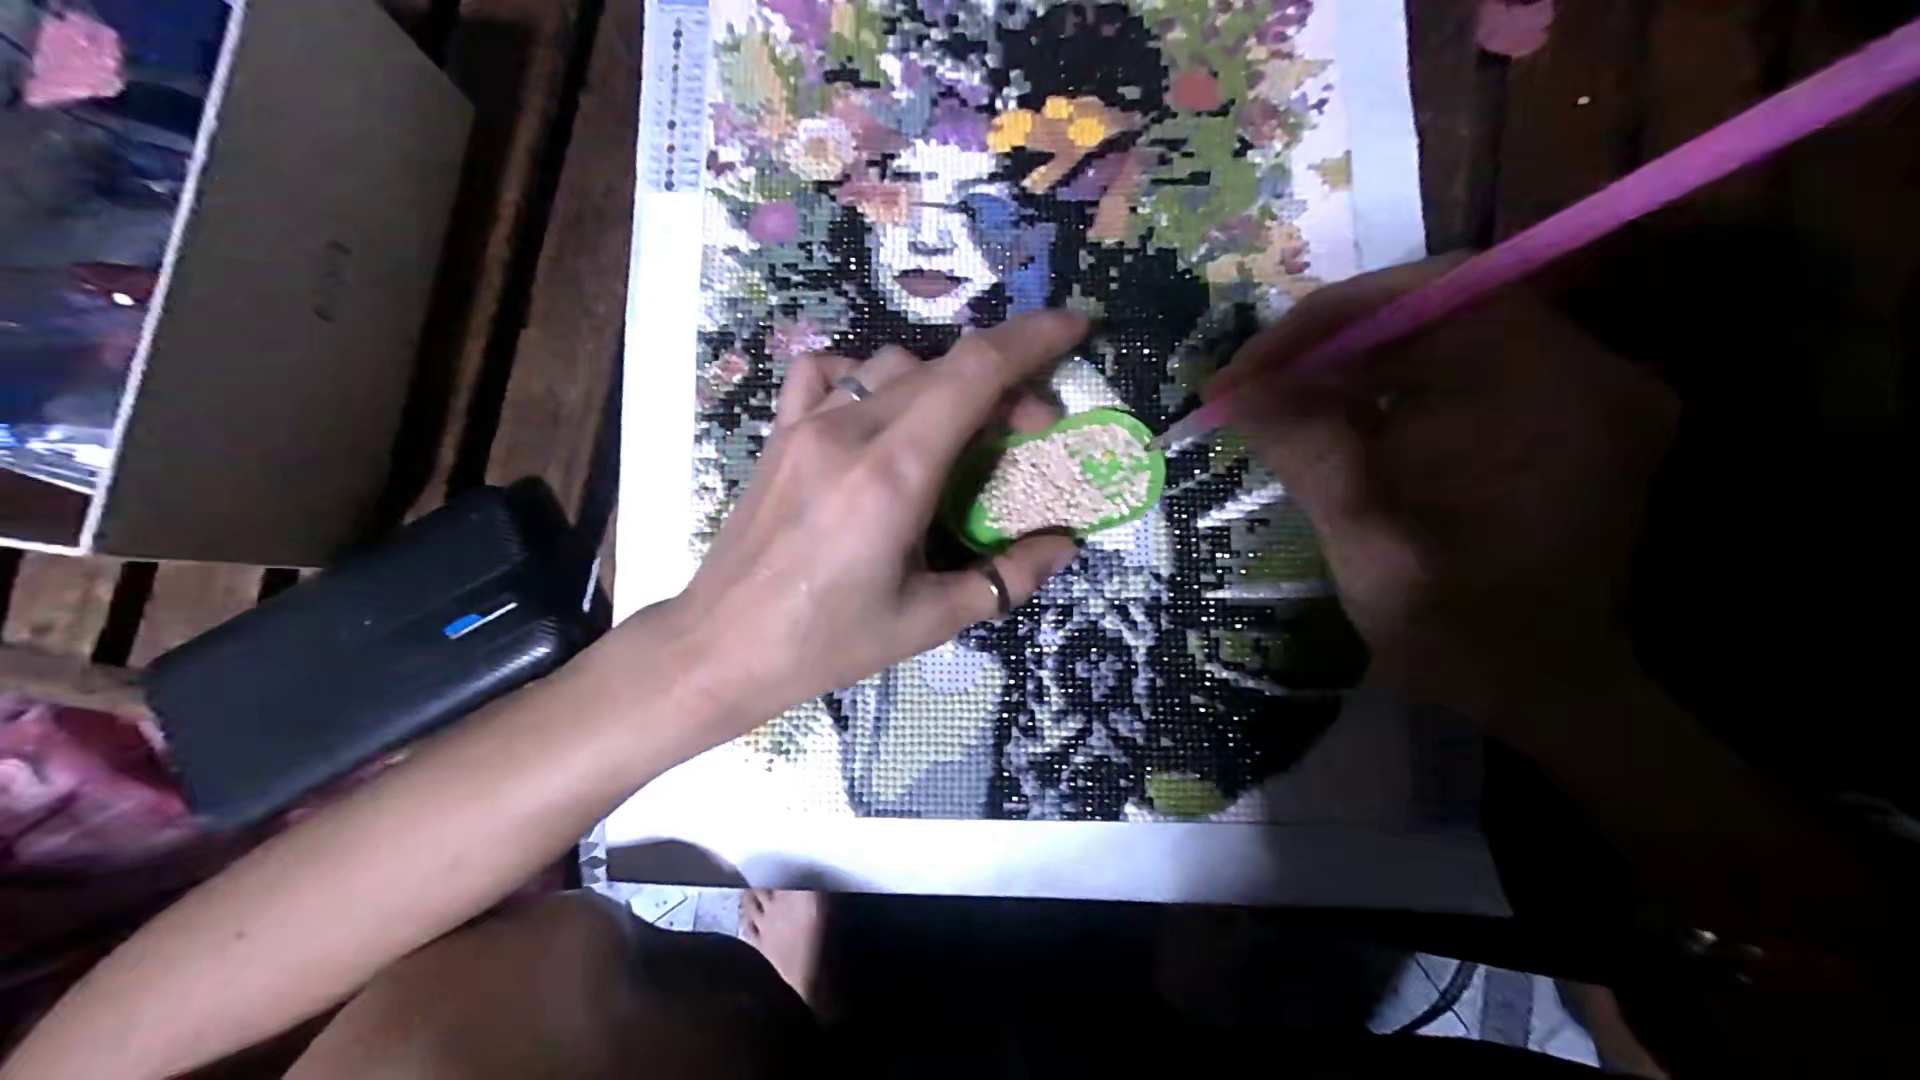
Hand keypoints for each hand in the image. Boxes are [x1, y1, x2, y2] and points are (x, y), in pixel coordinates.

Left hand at [646, 311, 1087, 740]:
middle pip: (945, 367)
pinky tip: (880, 410)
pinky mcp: (780, 433)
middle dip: (1005, 380)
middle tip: (1032, 426)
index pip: (975, 373)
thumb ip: (1007, 577)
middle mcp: (850, 430)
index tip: (1074, 327)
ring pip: (894, 364)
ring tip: (964, 427)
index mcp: (894, 474)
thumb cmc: (827, 643)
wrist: (721, 648)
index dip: (1032, 340)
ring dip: (945, 381)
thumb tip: (1065, 544)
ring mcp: (807, 424)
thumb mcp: (929, 621)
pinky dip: (869, 374)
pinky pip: (829, 372)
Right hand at [1212, 256, 1678, 713]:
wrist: (1538, 692)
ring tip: (1269, 402)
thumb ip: (1306, 452)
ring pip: (1432, 344)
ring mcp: (1567, 394)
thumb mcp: (1367, 543)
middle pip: (1432, 313)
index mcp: (1554, 397)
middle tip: (1246, 384)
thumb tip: (1234, 389)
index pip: (1433, 296)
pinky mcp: (1541, 421)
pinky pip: (1444, 378)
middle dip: (1324, 345)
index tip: (1251, 365)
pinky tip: (1323, 422)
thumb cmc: (1460, 633)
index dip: (1328, 319)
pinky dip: (1374, 392)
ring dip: (1342, 369)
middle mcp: (1582, 373)